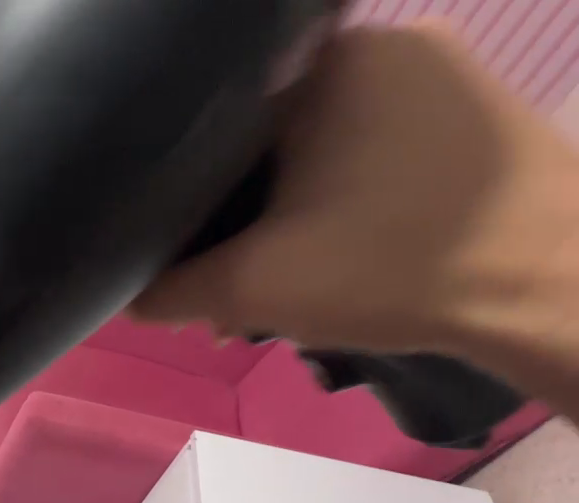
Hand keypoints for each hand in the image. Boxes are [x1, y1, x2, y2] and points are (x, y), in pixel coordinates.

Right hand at [133, 23, 578, 373]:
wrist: (556, 293)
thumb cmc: (392, 268)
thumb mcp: (244, 288)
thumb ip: (160, 290)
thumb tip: (122, 294)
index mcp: (332, 64)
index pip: (208, 126)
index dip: (172, 195)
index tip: (162, 254)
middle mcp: (385, 52)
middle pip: (255, 144)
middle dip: (223, 220)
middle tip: (208, 283)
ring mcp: (433, 83)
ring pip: (301, 157)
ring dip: (267, 222)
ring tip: (256, 285)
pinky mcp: (458, 123)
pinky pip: (350, 161)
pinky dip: (317, 211)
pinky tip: (308, 261)